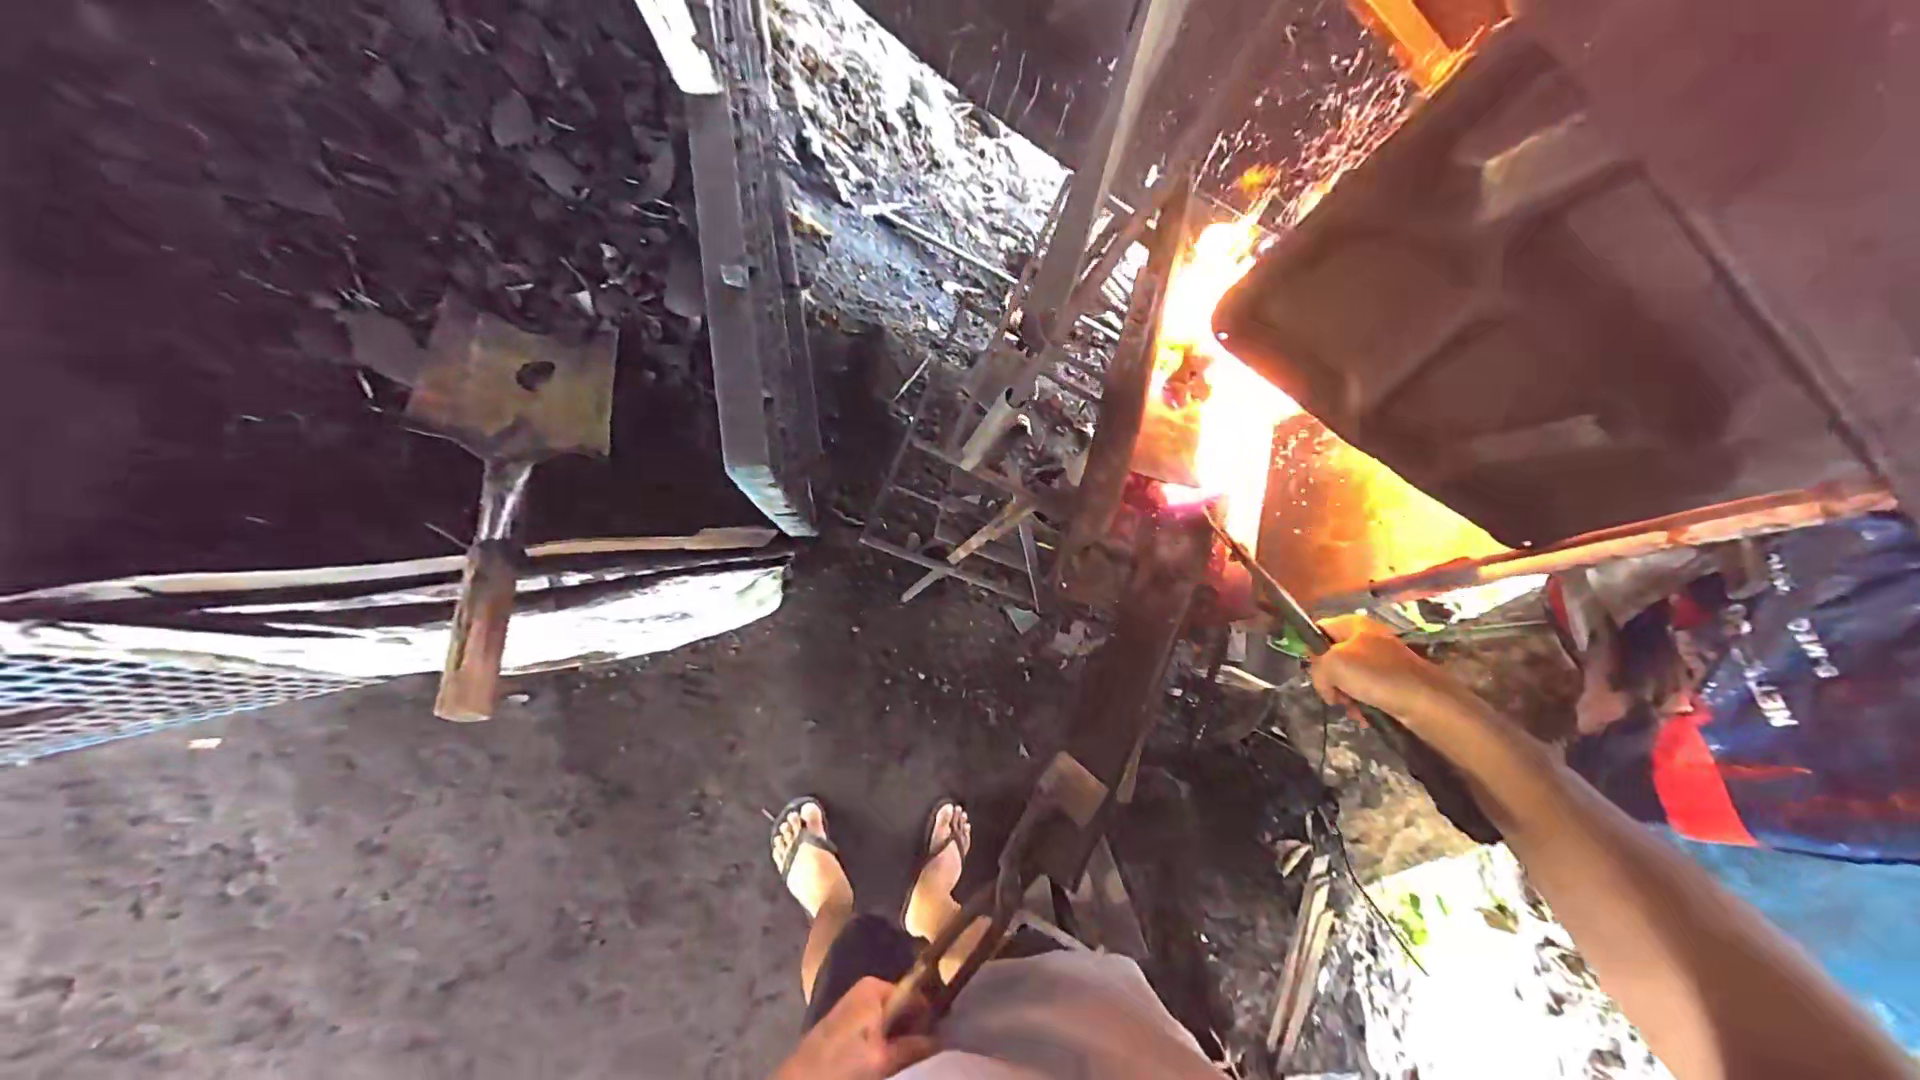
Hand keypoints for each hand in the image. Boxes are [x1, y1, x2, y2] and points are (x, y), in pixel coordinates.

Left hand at [770, 978, 936, 1079]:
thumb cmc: (841, 1067)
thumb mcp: (882, 1060)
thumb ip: (913, 1048)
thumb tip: (942, 1040)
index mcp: (875, 988)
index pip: (915, 996)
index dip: (927, 1020)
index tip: (938, 1044)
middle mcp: (865, 991)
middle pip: (902, 1009)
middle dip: (912, 1032)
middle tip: (921, 1059)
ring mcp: (853, 1009)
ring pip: (888, 1024)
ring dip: (897, 1044)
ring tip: (903, 1065)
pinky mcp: (844, 1028)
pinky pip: (874, 1032)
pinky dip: (882, 1048)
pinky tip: (883, 1068)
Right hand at [1308, 615, 1476, 736]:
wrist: (1426, 701)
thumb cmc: (1376, 676)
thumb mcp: (1332, 665)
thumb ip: (1317, 668)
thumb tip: (1328, 685)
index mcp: (1353, 624)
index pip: (1317, 629)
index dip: (1311, 650)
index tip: (1316, 670)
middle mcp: (1367, 637)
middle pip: (1330, 655)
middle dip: (1329, 678)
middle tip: (1334, 692)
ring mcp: (1381, 659)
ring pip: (1347, 675)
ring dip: (1344, 693)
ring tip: (1352, 706)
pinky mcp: (1392, 679)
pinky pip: (1364, 688)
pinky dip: (1360, 701)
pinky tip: (1364, 712)